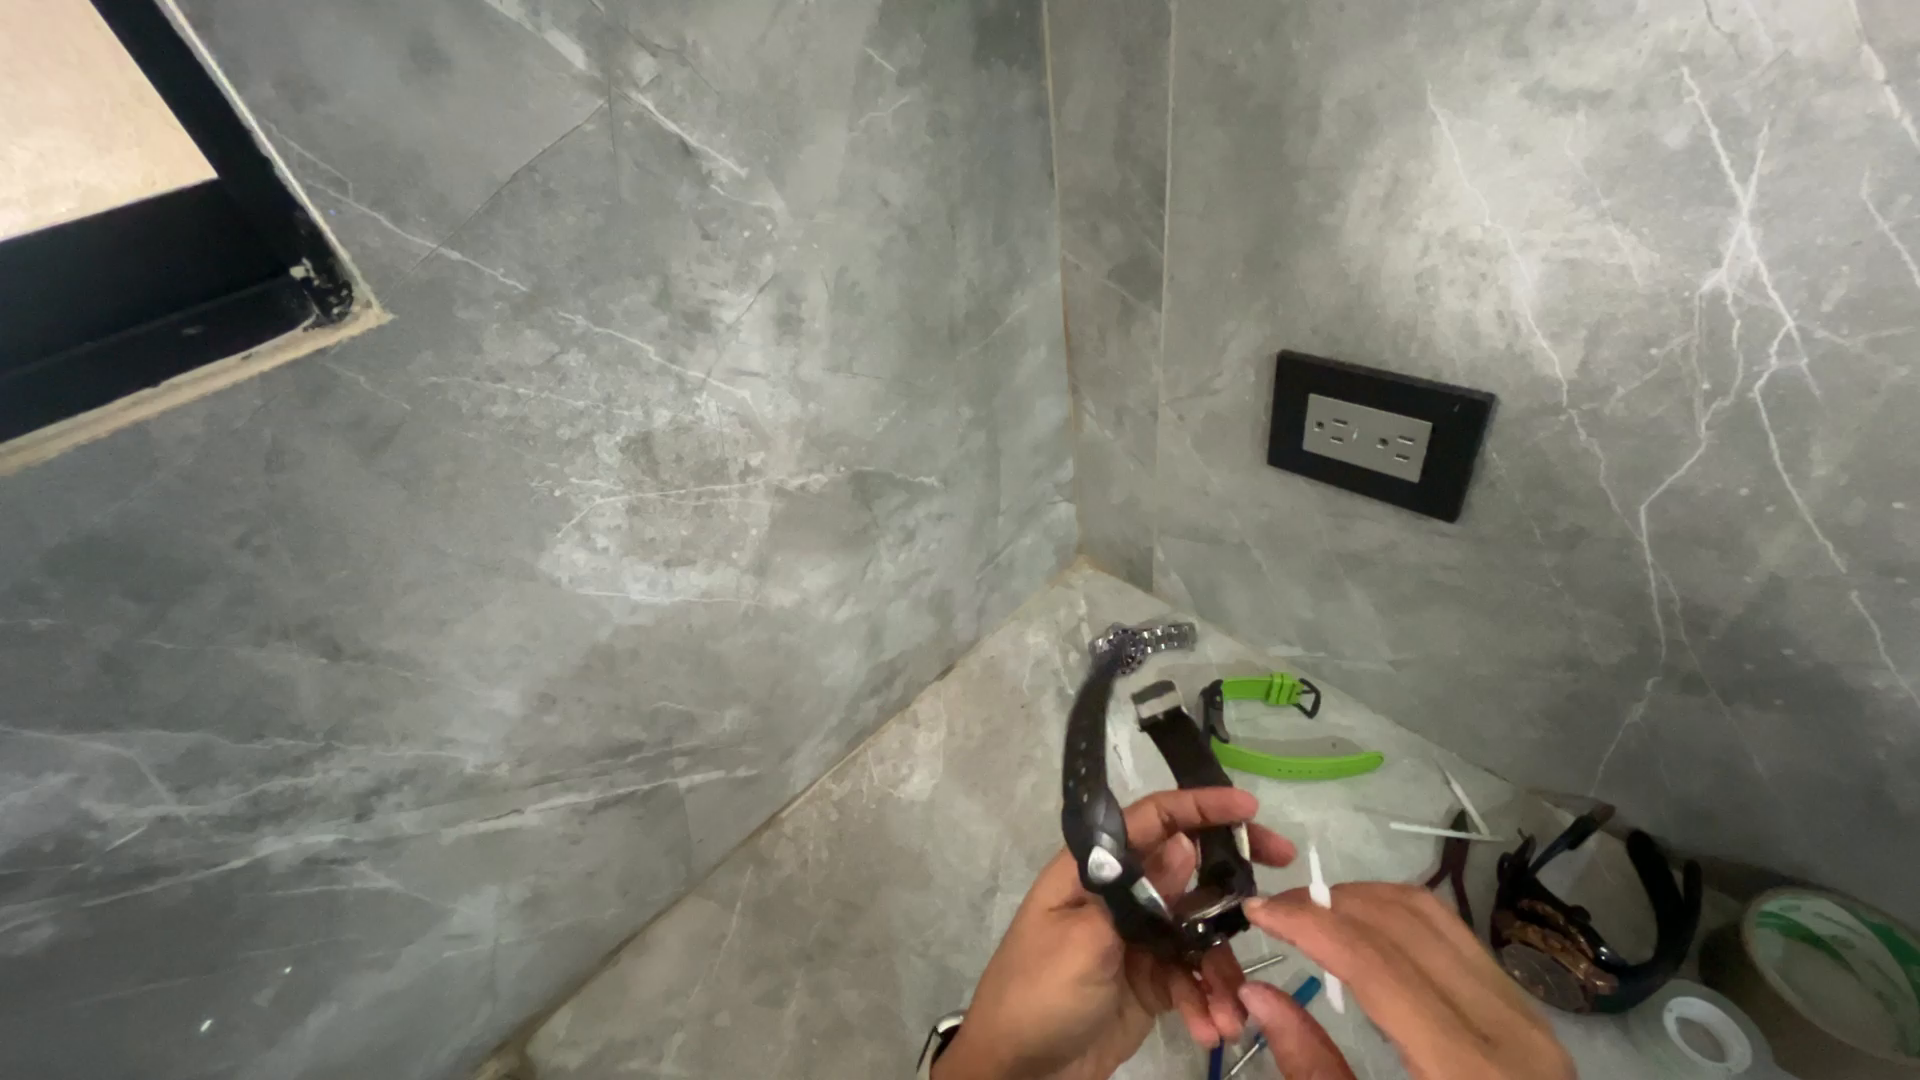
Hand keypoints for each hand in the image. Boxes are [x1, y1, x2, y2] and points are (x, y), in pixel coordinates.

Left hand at [935, 788, 1294, 1079]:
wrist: (1019, 1069)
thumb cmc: (1039, 989)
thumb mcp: (1087, 940)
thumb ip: (1139, 894)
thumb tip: (1183, 841)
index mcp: (1095, 868)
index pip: (1150, 820)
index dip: (1198, 806)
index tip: (1249, 808)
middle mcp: (1120, 893)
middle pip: (1186, 871)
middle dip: (1233, 882)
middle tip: (1282, 883)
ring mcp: (1137, 937)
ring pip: (1198, 934)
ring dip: (1221, 971)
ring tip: (1232, 1012)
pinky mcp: (1150, 979)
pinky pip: (1192, 978)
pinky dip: (1207, 1001)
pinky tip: (1212, 1029)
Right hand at [1236, 883, 1575, 1079]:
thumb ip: (1314, 1072)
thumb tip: (1257, 992)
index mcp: (1473, 1075)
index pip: (1375, 964)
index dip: (1308, 924)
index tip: (1256, 910)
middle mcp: (1511, 1031)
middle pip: (1400, 923)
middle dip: (1325, 903)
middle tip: (1273, 911)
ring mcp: (1527, 1016)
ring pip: (1428, 914)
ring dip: (1357, 899)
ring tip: (1308, 913)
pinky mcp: (1526, 1012)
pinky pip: (1450, 932)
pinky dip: (1392, 915)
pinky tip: (1357, 931)